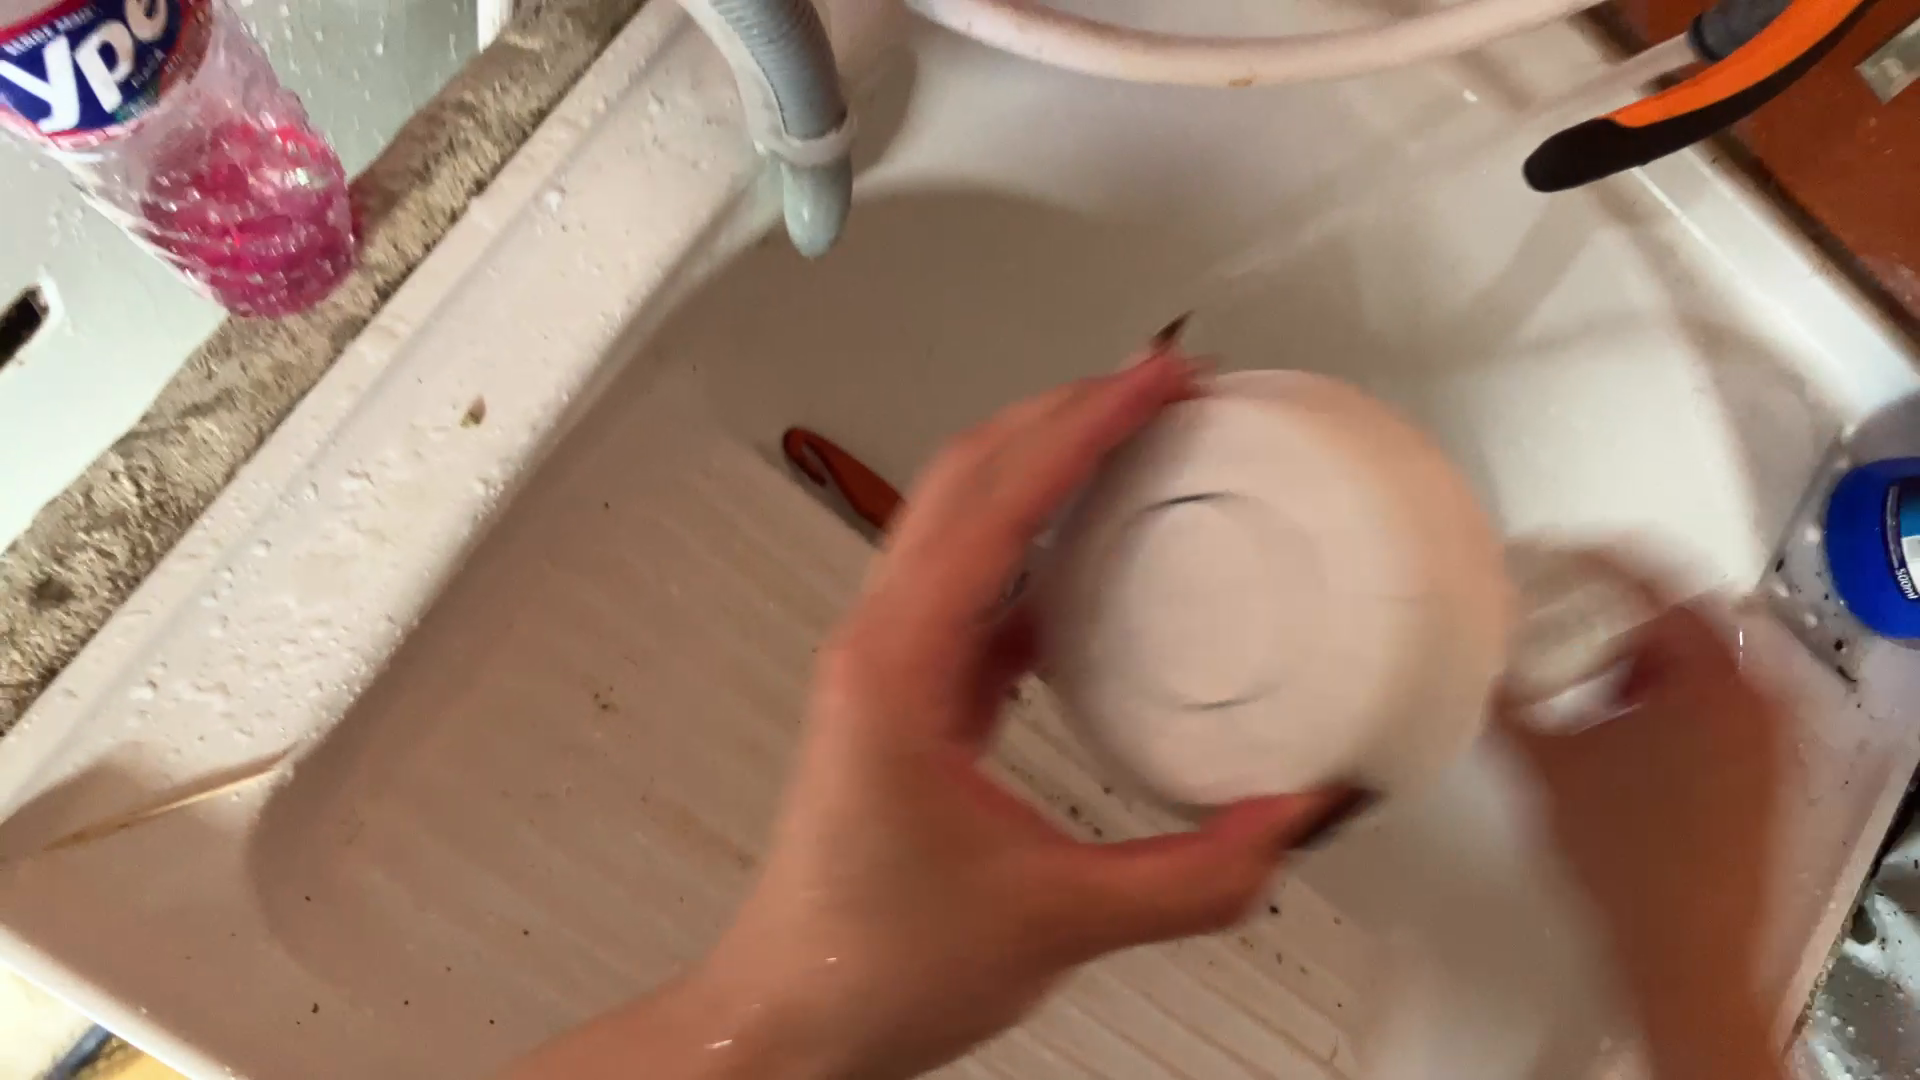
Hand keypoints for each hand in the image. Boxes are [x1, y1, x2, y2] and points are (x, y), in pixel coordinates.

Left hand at [509, 355, 1358, 1079]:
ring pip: (963, 514)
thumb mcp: (1056, 920)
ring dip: (1041, 464)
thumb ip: (1195, 876)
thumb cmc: (876, 961)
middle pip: (968, 479)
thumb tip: (1290, 819)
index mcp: (900, 665)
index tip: (1153, 382)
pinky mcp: (911, 681)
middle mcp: (884, 638)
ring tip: (1126, 438)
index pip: (999, 506)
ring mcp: (891, 653)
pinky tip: (1090, 546)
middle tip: (1154, 389)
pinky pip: (975, 579)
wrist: (796, 1006)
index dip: (1082, 428)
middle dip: (1061, 416)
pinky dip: (1033, 539)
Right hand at [1500, 562, 1785, 1078]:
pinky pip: (1708, 698)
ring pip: (1695, 660)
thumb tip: (1463, 660)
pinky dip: (1655, 688)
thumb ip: (1500, 699)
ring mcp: (1770, 739)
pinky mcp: (1763, 769)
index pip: (1657, 582)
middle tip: (1553, 610)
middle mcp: (1760, 702)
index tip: (1549, 550)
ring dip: (1631, 651)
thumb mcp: (1544, 760)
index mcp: (1715, 684)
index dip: (1593, 558)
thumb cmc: (1630, 857)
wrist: (1683, 947)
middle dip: (1609, 610)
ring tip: (1574, 666)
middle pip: (1681, 617)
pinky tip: (1607, 716)